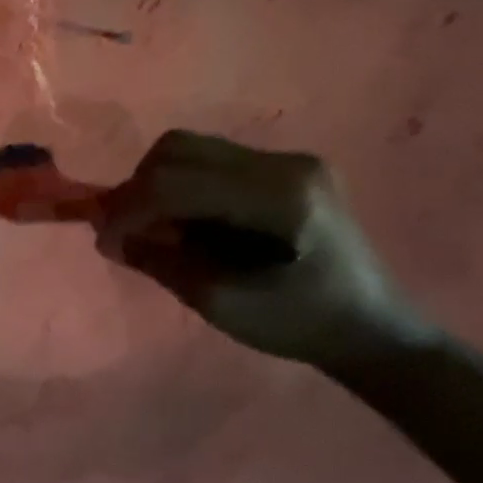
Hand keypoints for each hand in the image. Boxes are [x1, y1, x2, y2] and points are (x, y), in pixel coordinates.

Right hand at [97, 130, 426, 367]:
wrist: (375, 332)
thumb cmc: (301, 323)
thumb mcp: (219, 302)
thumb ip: (158, 261)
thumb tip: (109, 237)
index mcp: (278, 197)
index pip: (173, 182)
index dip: (127, 209)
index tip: (107, 243)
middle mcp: (284, 164)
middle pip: (175, 151)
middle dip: (138, 190)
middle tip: (130, 231)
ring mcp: (288, 161)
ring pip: (187, 150)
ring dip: (157, 187)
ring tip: (160, 227)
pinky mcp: (285, 168)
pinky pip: (208, 161)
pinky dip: (182, 187)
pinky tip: (190, 222)